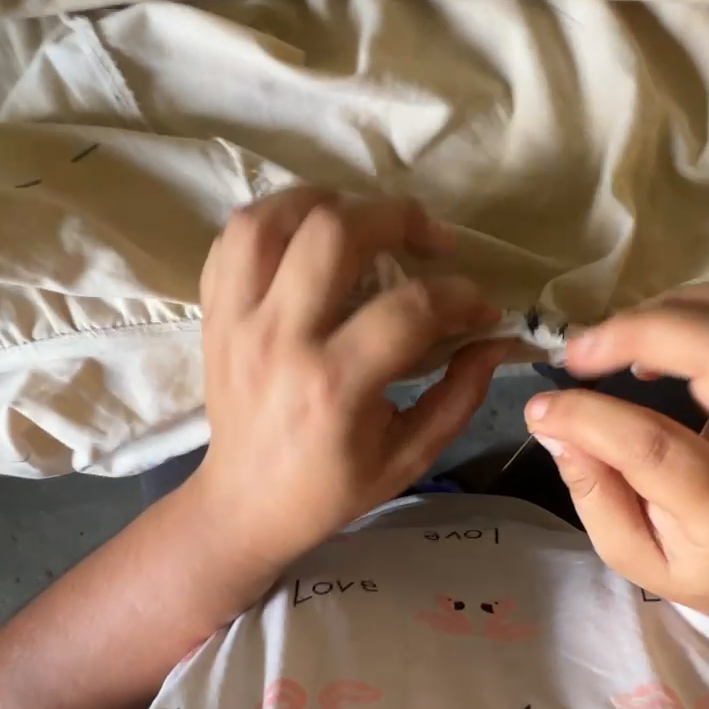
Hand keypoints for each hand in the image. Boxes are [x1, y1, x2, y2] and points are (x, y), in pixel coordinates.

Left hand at [186, 187, 508, 568]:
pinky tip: (309, 237)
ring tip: (365, 224)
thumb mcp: (408, 458)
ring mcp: (237, 322)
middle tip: (430, 241)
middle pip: (335, 232)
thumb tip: (494, 340)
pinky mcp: (214, 315)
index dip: (461, 297)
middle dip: (398, 218)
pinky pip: (235, 238)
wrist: (246, 505)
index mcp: (335, 387)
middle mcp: (280, 341)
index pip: (410, 308)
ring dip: (329, 203)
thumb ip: (458, 398)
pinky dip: (276, 221)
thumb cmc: (331, 490)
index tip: (481, 309)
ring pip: (273, 219)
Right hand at [522, 287, 708, 626]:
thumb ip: (594, 492)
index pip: (656, 447)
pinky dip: (706, 305)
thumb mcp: (631, 554)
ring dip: (675, 310)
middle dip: (641, 334)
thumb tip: (554, 428)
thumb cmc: (698, 568)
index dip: (588, 417)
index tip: (541, 409)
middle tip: (579, 351)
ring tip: (617, 335)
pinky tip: (659, 327)